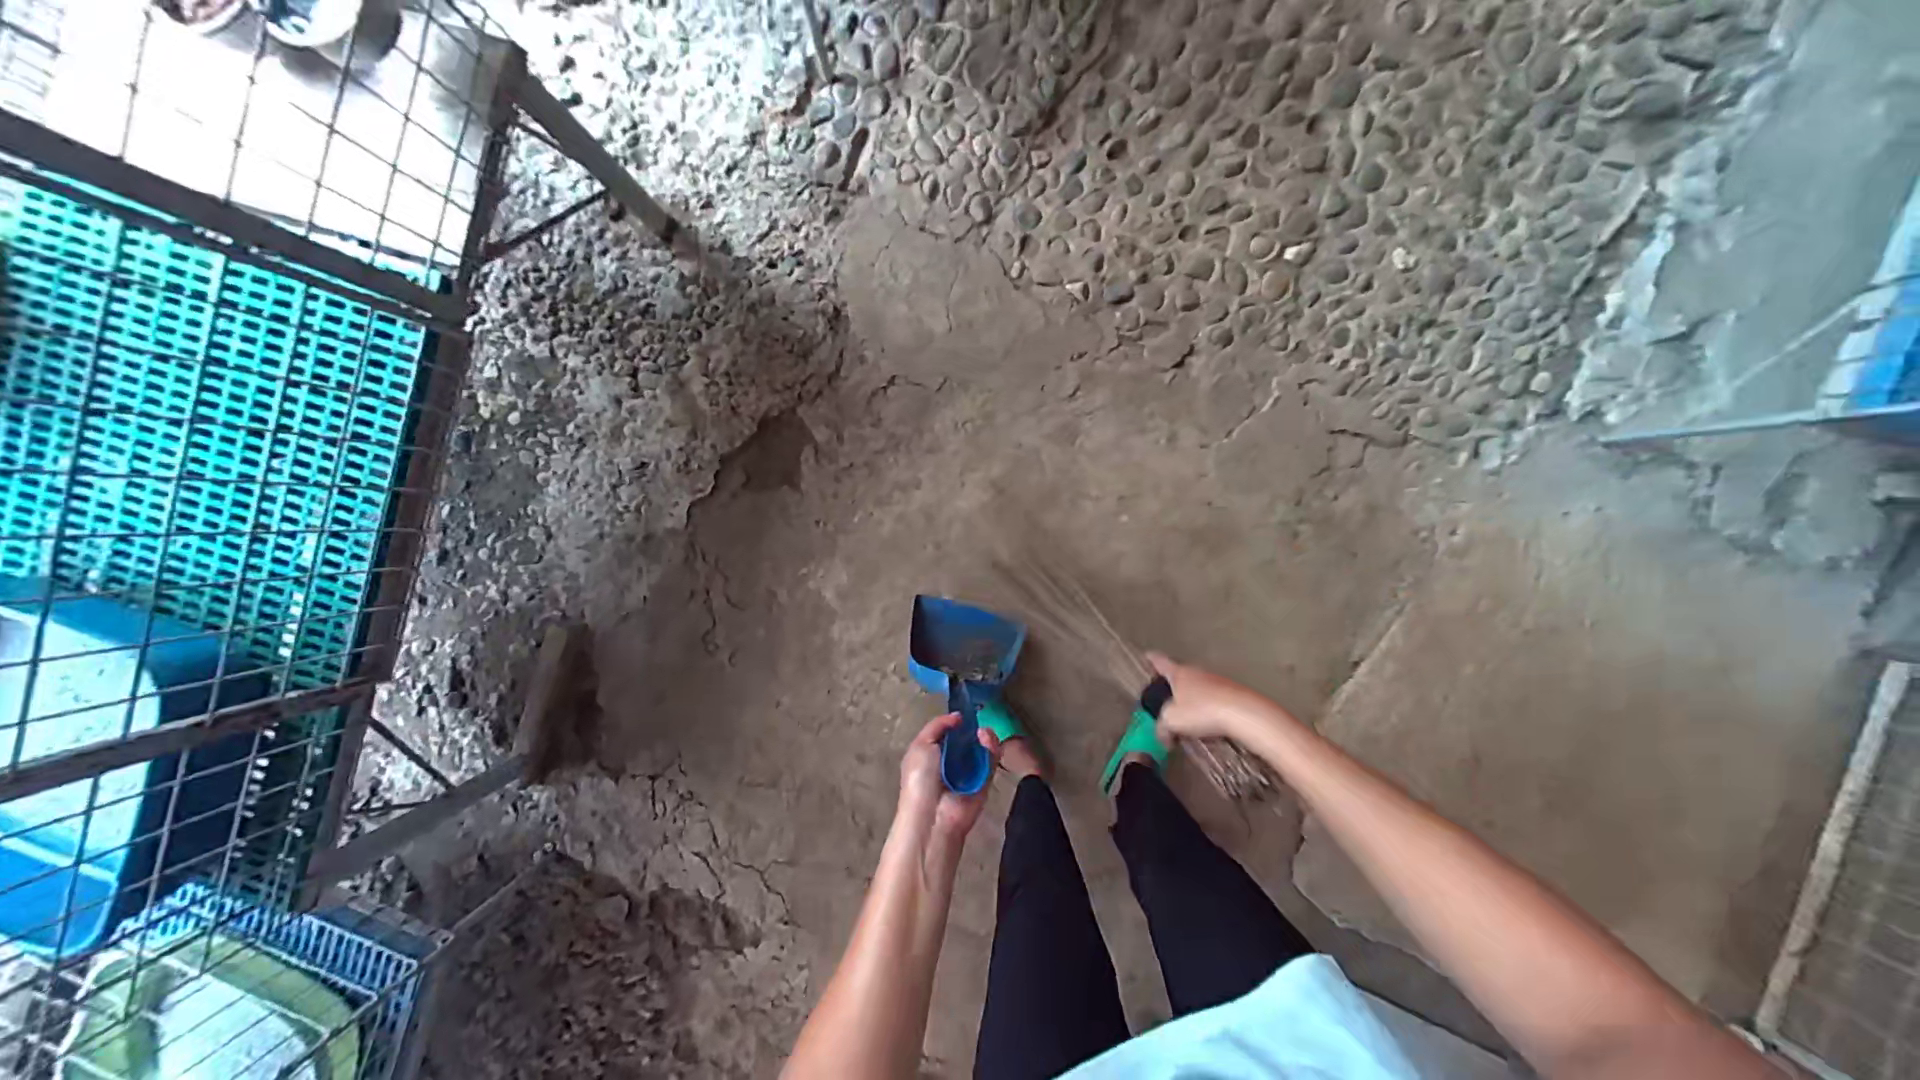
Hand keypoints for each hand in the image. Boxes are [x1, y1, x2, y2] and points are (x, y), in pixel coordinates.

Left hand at [898, 713, 999, 842]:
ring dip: (984, 736)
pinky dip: (992, 749)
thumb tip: (957, 716)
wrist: (933, 815)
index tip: (966, 710)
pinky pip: (992, 761)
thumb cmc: (920, 778)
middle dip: (973, 727)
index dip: (957, 722)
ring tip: (982, 732)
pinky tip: (987, 739)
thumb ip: (937, 726)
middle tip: (977, 718)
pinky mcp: (985, 781)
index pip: (950, 733)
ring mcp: (970, 771)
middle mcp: (952, 762)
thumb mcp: (920, 745)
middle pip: (968, 738)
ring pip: (983, 747)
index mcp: (933, 753)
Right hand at [1148, 652, 1299, 742]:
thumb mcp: (1172, 721)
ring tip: (1189, 719)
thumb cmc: (1201, 711)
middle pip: (1180, 675)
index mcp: (1179, 673)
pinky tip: (1210, 724)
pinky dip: (1209, 709)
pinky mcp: (1234, 694)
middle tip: (1166, 700)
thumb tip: (1163, 736)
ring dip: (1193, 700)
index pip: (1160, 662)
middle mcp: (1197, 672)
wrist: (1245, 714)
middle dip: (1173, 686)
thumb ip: (1161, 727)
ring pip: (1199, 688)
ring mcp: (1218, 681)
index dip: (1152, 659)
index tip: (1147, 655)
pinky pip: (1215, 700)